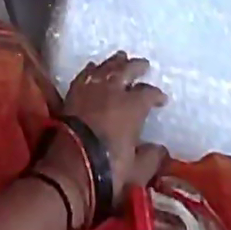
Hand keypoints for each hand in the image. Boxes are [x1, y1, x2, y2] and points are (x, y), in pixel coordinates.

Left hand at [54, 52, 167, 196]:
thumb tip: (160, 149)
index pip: (148, 93)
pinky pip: (85, 75)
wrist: (68, 168)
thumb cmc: (108, 171)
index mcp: (132, 107)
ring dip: (114, 62)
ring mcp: (90, 89)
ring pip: (105, 68)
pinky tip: (93, 68)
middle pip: (126, 70)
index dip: (156, 95)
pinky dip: (91, 70)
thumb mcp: (137, 172)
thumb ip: (151, 158)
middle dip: (136, 66)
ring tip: (121, 57)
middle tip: (143, 63)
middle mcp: (112, 91)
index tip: (162, 99)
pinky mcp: (72, 93)